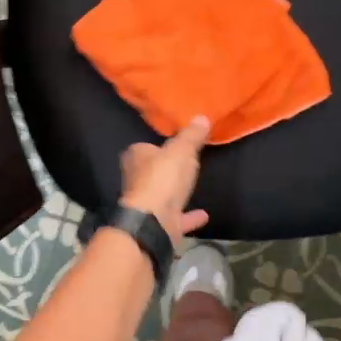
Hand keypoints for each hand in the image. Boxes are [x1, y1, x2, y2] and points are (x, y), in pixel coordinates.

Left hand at [118, 116, 211, 247]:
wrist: (154, 221)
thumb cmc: (163, 178)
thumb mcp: (182, 150)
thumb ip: (191, 135)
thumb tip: (201, 117)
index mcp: (136, 157)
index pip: (144, 148)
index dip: (158, 147)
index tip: (174, 146)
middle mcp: (136, 179)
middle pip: (151, 172)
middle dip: (165, 170)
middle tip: (185, 165)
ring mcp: (145, 204)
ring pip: (161, 195)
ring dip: (174, 193)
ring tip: (192, 187)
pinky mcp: (156, 223)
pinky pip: (176, 217)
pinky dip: (188, 217)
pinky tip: (204, 215)